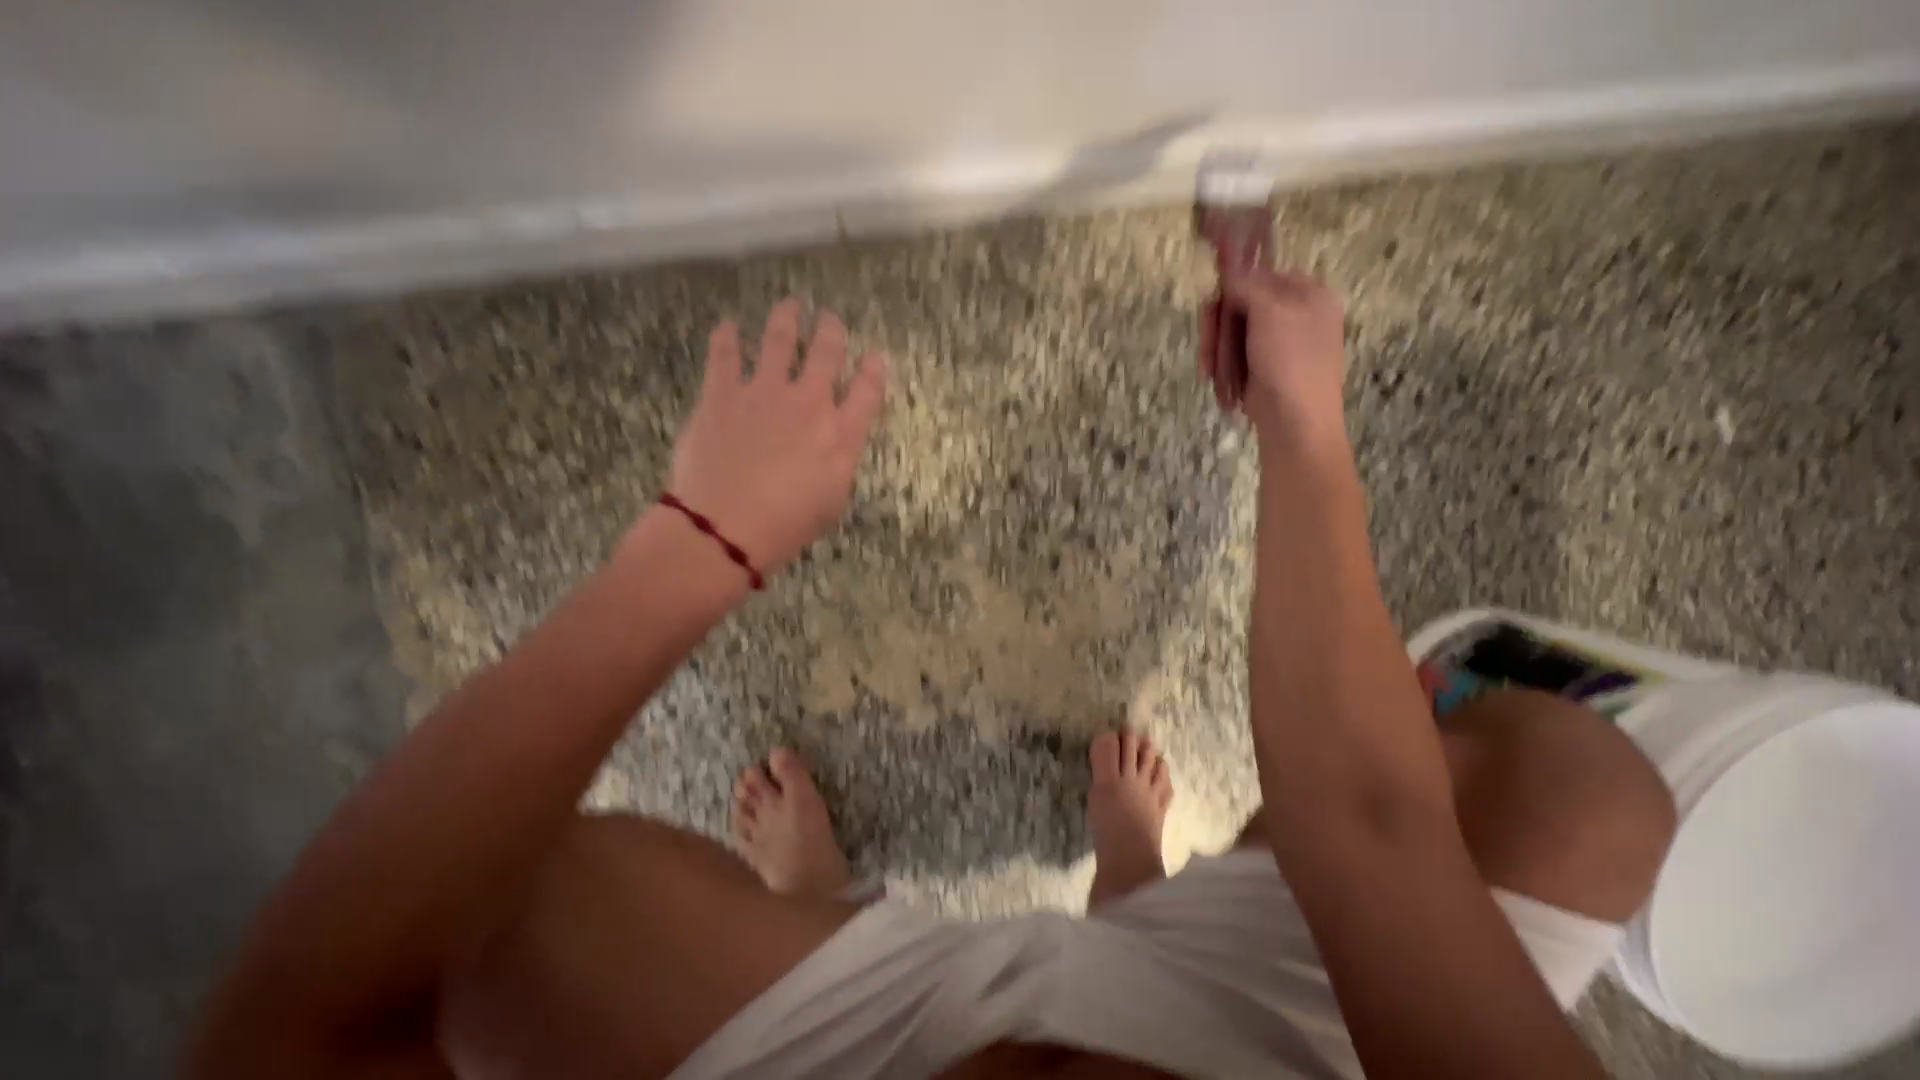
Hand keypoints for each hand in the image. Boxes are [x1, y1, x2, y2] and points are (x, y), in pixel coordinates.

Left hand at [661, 298, 887, 574]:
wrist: (725, 526)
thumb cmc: (784, 526)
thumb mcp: (831, 502)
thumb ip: (837, 464)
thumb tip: (833, 445)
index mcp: (840, 434)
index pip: (867, 390)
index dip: (874, 370)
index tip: (875, 357)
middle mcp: (808, 402)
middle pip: (827, 352)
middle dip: (831, 330)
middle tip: (830, 318)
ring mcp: (763, 392)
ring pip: (779, 340)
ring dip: (786, 319)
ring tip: (789, 305)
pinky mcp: (722, 393)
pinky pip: (724, 355)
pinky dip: (726, 338)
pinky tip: (727, 326)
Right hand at [1200, 269, 1348, 447]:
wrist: (1296, 422)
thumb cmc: (1290, 360)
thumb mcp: (1269, 309)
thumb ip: (1246, 283)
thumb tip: (1229, 267)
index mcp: (1309, 293)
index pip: (1260, 275)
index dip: (1233, 289)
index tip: (1213, 305)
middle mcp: (1297, 315)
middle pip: (1241, 305)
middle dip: (1220, 330)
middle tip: (1209, 350)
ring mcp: (1280, 345)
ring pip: (1233, 334)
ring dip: (1218, 355)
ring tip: (1214, 377)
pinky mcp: (1265, 370)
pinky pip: (1235, 358)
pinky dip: (1224, 371)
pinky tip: (1223, 388)